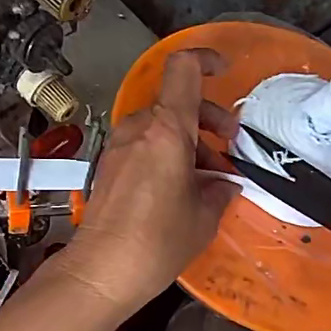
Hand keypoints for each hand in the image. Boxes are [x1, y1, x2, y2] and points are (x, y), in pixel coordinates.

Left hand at [53, 49, 239, 311]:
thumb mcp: (203, 217)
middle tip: (230, 147)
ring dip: (189, 141)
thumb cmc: (156, 241)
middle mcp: (138, 130)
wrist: (101, 271)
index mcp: (166, 130)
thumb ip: (219, 191)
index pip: (183, 69)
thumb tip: (224, 185)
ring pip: (160, 126)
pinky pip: (143, 146)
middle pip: (176, 103)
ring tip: (211, 177)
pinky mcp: (109, 167)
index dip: (206, 59)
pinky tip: (182, 187)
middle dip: (209, 120)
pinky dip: (166, 154)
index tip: (225, 71)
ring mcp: (118, 147)